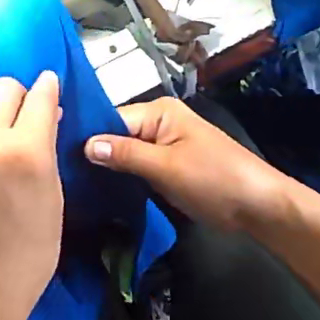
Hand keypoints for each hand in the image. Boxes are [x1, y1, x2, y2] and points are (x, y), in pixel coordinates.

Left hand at [0, 74, 64, 319]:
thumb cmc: (27, 258)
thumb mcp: (53, 202)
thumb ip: (46, 152)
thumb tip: (44, 118)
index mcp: (24, 152)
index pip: (38, 96)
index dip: (49, 88)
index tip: (52, 86)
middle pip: (2, 88)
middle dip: (20, 97)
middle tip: (30, 120)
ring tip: (4, 152)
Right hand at [85, 97, 304, 234]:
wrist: (260, 208)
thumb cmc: (215, 180)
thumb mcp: (166, 167)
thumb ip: (126, 154)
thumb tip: (86, 145)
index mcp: (159, 112)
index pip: (111, 119)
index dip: (88, 137)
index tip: (59, 156)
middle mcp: (159, 122)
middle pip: (116, 135)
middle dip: (95, 153)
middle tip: (64, 174)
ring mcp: (164, 145)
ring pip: (125, 153)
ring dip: (108, 167)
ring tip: (75, 183)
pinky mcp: (168, 167)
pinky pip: (137, 167)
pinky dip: (123, 177)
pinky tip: (101, 190)